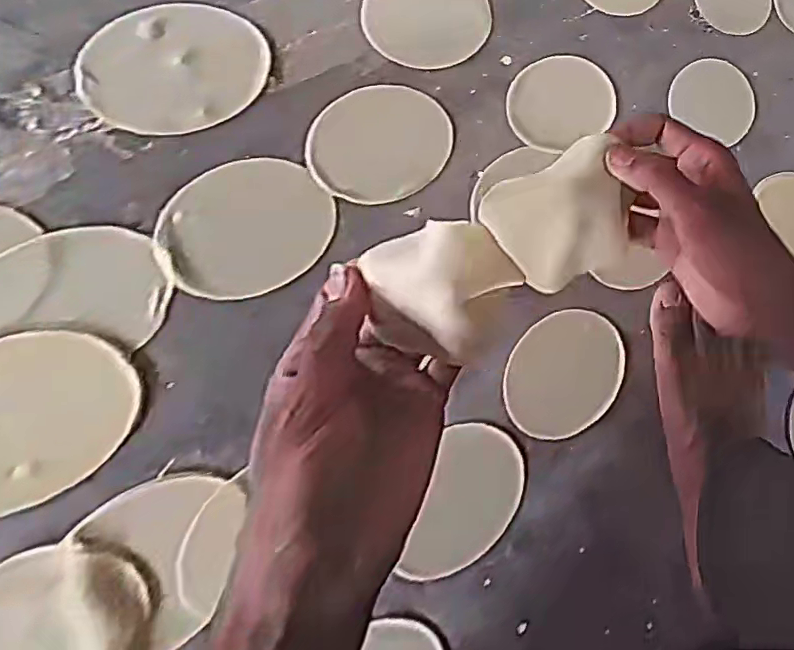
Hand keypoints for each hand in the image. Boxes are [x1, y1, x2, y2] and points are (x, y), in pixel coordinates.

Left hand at [218, 266, 457, 648]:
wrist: (334, 554)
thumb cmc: (304, 482)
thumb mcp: (306, 402)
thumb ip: (329, 338)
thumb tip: (348, 275)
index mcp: (321, 358)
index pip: (350, 300)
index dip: (379, 269)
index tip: (413, 240)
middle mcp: (361, 362)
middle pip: (396, 308)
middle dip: (422, 280)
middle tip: (461, 247)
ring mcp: (398, 381)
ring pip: (427, 328)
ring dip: (449, 303)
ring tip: (482, 271)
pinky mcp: (430, 399)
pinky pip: (452, 357)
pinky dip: (470, 336)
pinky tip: (488, 314)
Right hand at [606, 114, 793, 340]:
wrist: (755, 299)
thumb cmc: (740, 249)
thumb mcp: (694, 206)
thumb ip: (656, 177)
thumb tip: (619, 155)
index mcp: (705, 162)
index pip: (663, 130)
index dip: (633, 133)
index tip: (604, 145)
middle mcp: (692, 182)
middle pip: (646, 161)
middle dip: (617, 166)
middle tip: (585, 175)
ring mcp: (681, 211)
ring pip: (639, 193)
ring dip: (614, 196)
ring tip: (585, 199)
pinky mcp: (672, 240)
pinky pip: (639, 224)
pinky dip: (620, 224)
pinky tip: (601, 227)